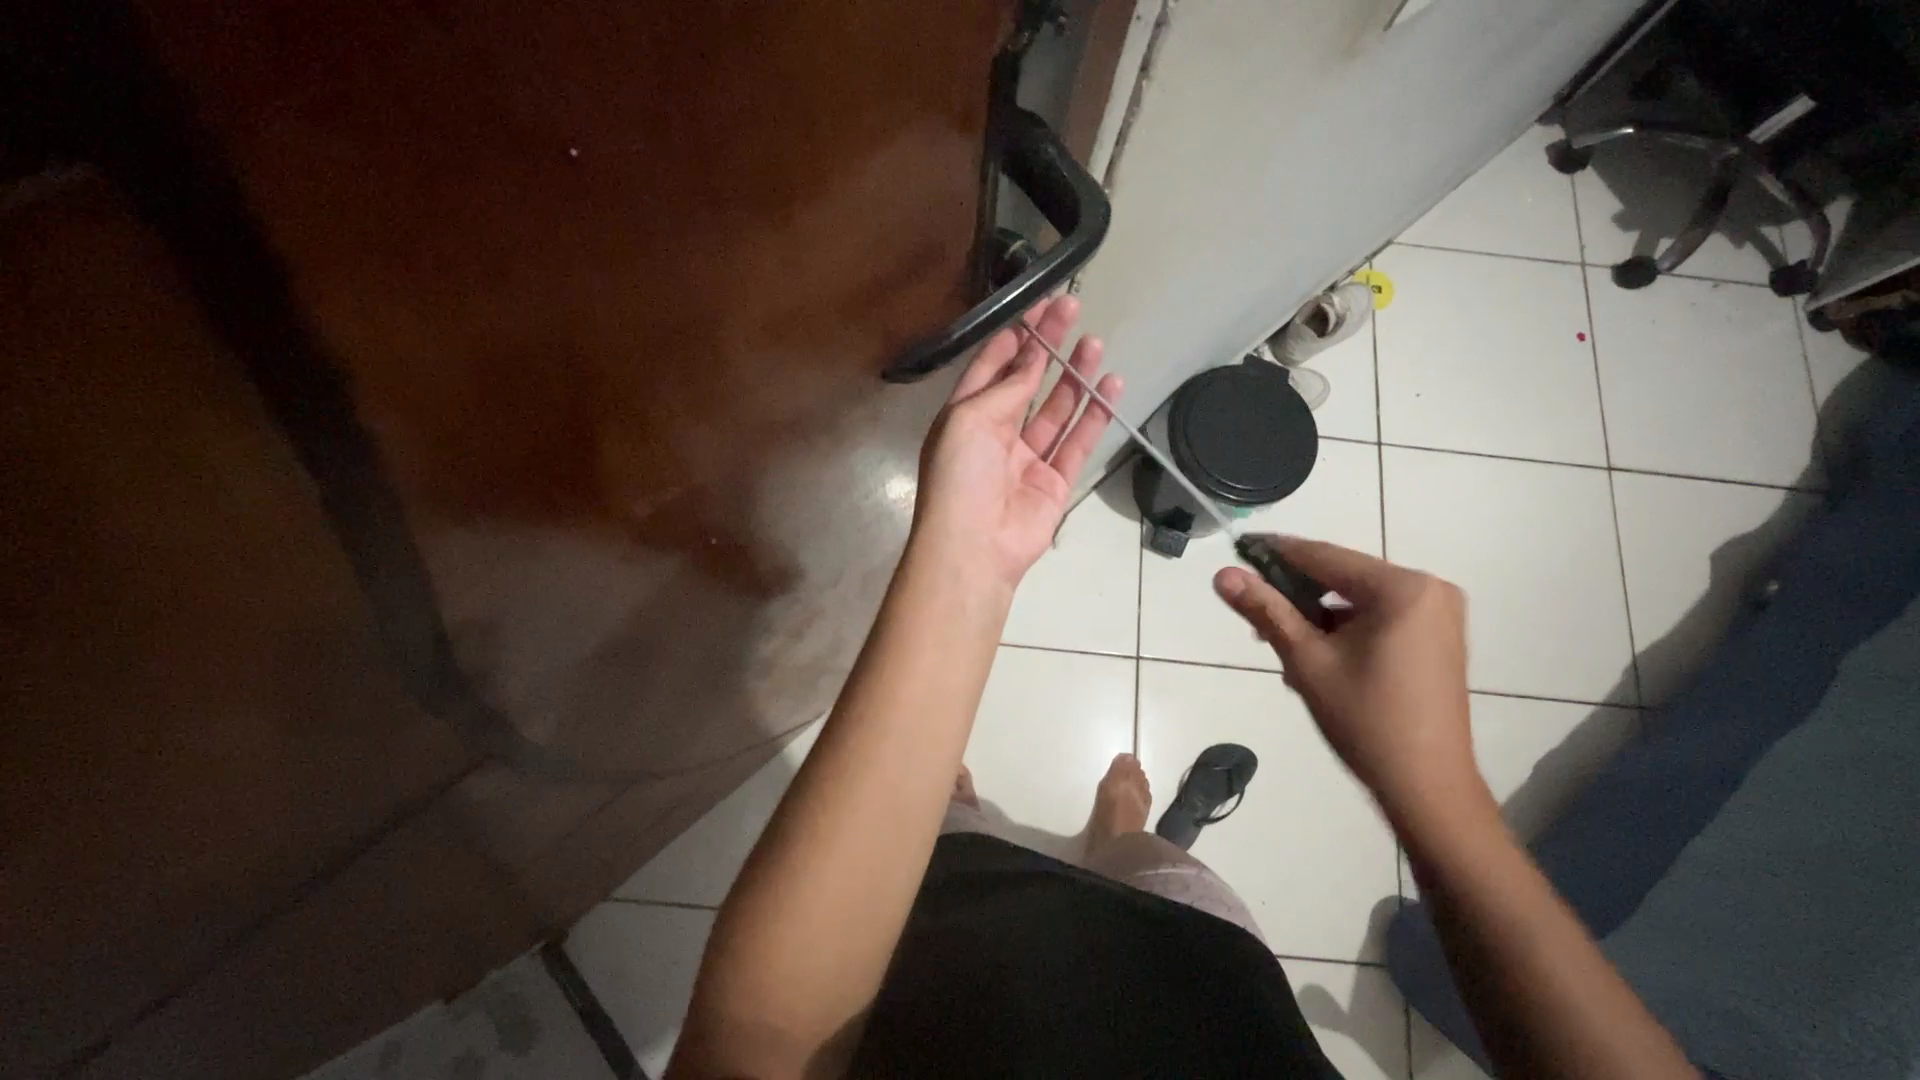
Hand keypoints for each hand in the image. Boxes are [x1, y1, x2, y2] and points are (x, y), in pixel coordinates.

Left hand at [910, 295, 1120, 589]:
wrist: (974, 547)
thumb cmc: (960, 477)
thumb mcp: (970, 420)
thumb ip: (1007, 387)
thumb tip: (1031, 355)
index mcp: (964, 416)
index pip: (991, 366)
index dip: (1014, 336)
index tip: (1037, 305)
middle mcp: (994, 434)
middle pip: (1027, 381)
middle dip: (1048, 344)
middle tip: (1072, 307)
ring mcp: (1026, 459)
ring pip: (1056, 409)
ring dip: (1075, 374)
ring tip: (1095, 341)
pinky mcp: (1054, 482)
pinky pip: (1077, 442)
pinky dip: (1095, 414)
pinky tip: (1110, 384)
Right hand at [1212, 538, 1486, 821]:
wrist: (1427, 787)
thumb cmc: (1365, 720)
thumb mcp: (1307, 661)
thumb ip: (1266, 611)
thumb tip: (1223, 575)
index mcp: (1403, 588)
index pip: (1325, 556)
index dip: (1277, 552)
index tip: (1238, 546)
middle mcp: (1429, 590)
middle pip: (1343, 577)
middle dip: (1297, 594)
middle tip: (1255, 614)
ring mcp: (1440, 616)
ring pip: (1359, 600)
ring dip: (1318, 617)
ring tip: (1284, 648)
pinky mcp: (1439, 639)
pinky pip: (1380, 618)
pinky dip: (1346, 630)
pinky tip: (1318, 658)